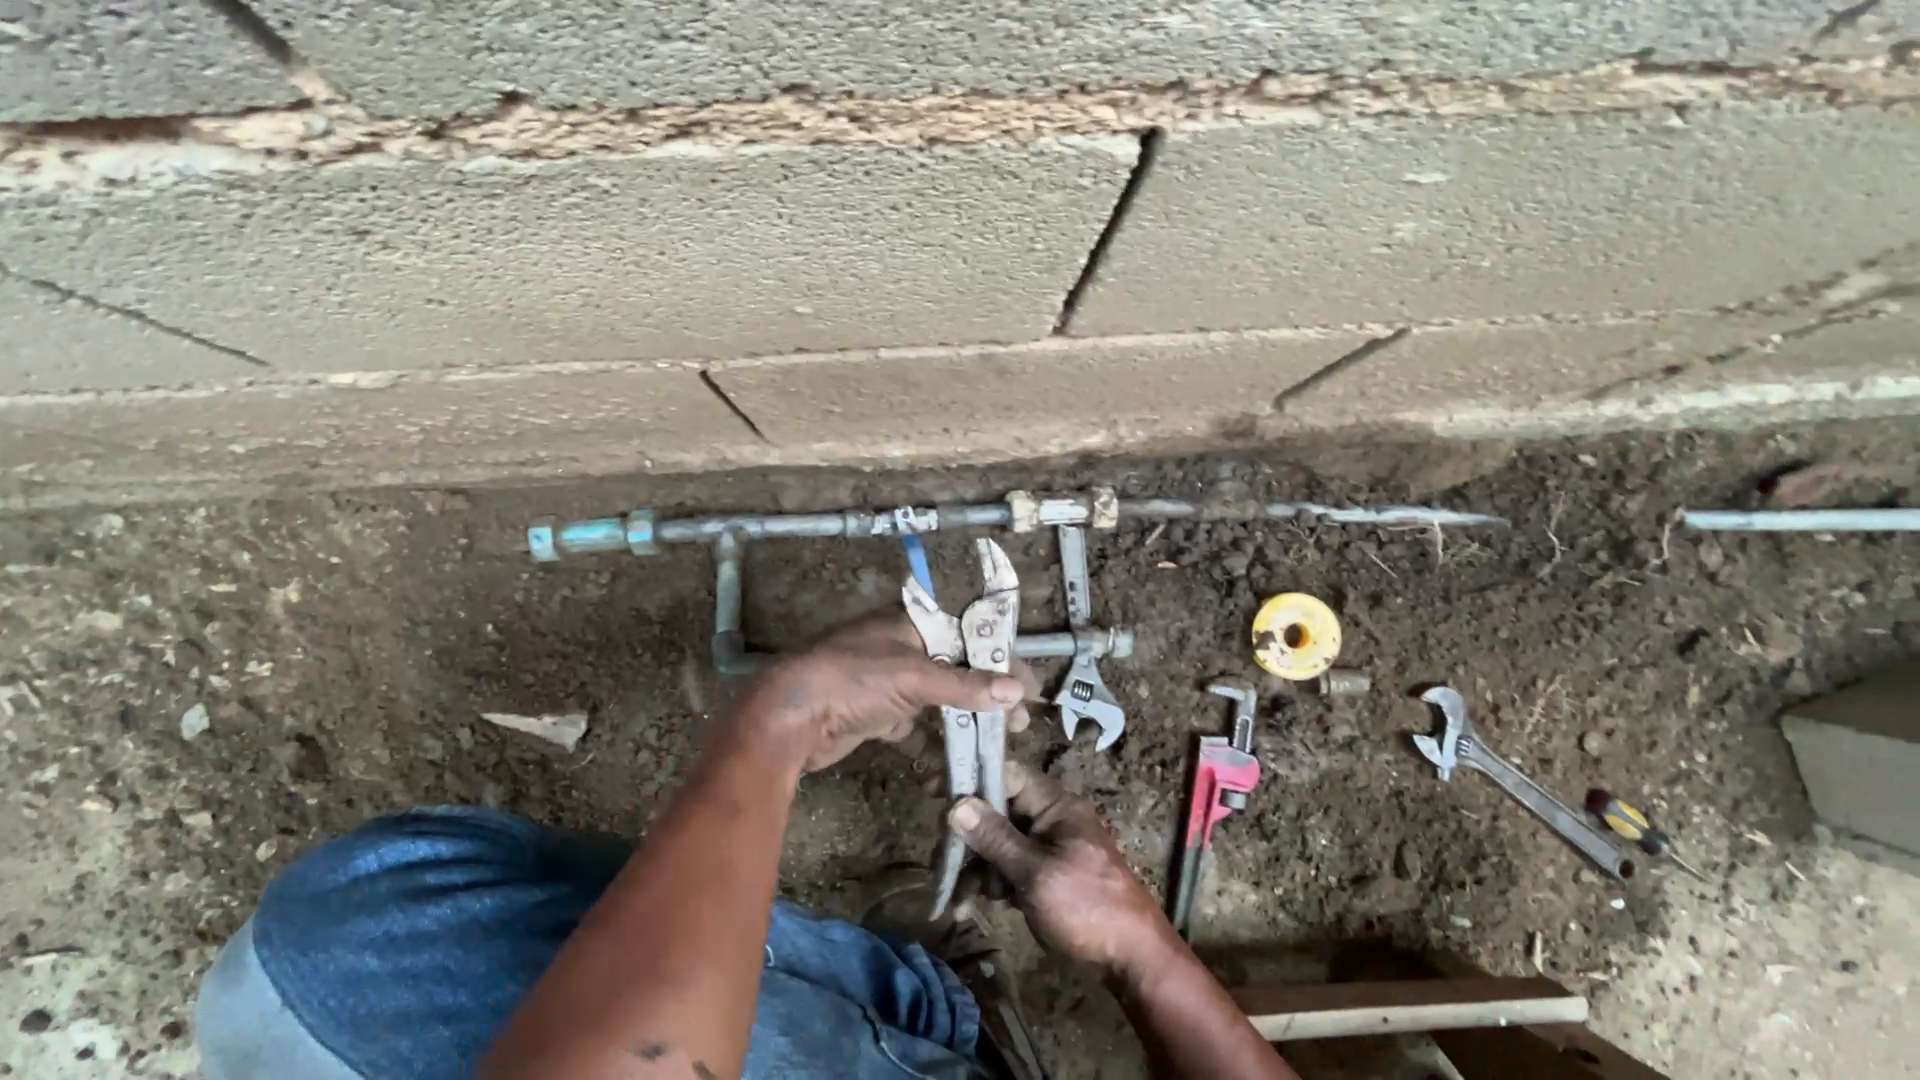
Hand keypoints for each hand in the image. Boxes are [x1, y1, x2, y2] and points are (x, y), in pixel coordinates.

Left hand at [737, 615, 1031, 771]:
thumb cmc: (849, 681)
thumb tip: (1015, 692)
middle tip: (1020, 720)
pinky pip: (917, 725)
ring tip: (998, 739)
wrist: (788, 719)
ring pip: (939, 699)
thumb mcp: (911, 678)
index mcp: (910, 623)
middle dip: (988, 693)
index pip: (968, 633)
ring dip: (967, 718)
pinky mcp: (878, 715)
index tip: (1027, 686)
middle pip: (957, 667)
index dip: (1000, 657)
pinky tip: (957, 757)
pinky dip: (936, 740)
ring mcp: (889, 683)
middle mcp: (902, 648)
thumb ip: (964, 685)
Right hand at [949, 762, 1180, 981]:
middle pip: (997, 811)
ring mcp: (1047, 848)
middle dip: (968, 837)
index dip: (971, 779)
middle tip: (942, 863)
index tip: (934, 791)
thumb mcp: (1035, 873)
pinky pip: (1008, 867)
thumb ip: (995, 838)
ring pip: (998, 843)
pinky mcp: (1044, 874)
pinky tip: (971, 906)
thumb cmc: (1087, 906)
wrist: (1131, 958)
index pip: (1007, 775)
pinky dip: (990, 882)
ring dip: (976, 867)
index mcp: (1055, 806)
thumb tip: (957, 804)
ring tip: (961, 900)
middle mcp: (1050, 819)